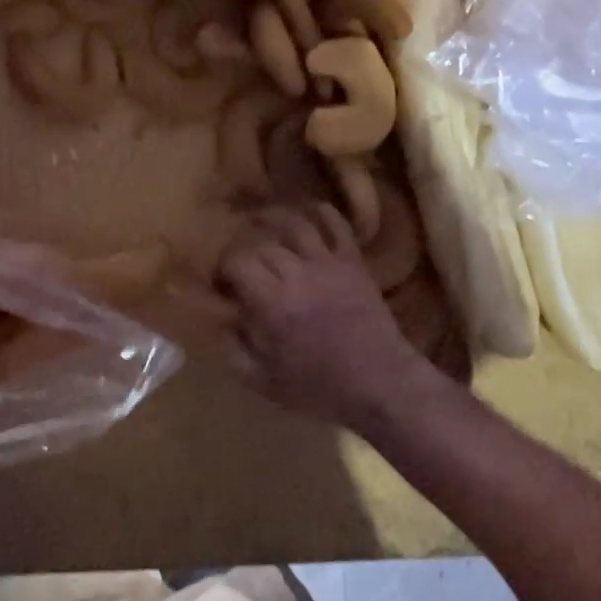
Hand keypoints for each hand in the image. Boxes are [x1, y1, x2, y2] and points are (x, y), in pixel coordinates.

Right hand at [216, 203, 436, 431]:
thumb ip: (234, 349)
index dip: (221, 267)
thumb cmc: (319, 387)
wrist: (381, 383)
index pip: (235, 261)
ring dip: (272, 218)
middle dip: (242, 247)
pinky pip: (336, 224)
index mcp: (271, 302)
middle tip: (238, 263)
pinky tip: (306, 216)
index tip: (220, 284)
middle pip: (260, 241)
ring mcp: (328, 262)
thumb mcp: (263, 381)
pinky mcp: (353, 261)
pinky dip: (319, 212)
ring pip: (294, 223)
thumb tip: (219, 321)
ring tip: (259, 222)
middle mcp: (297, 273)